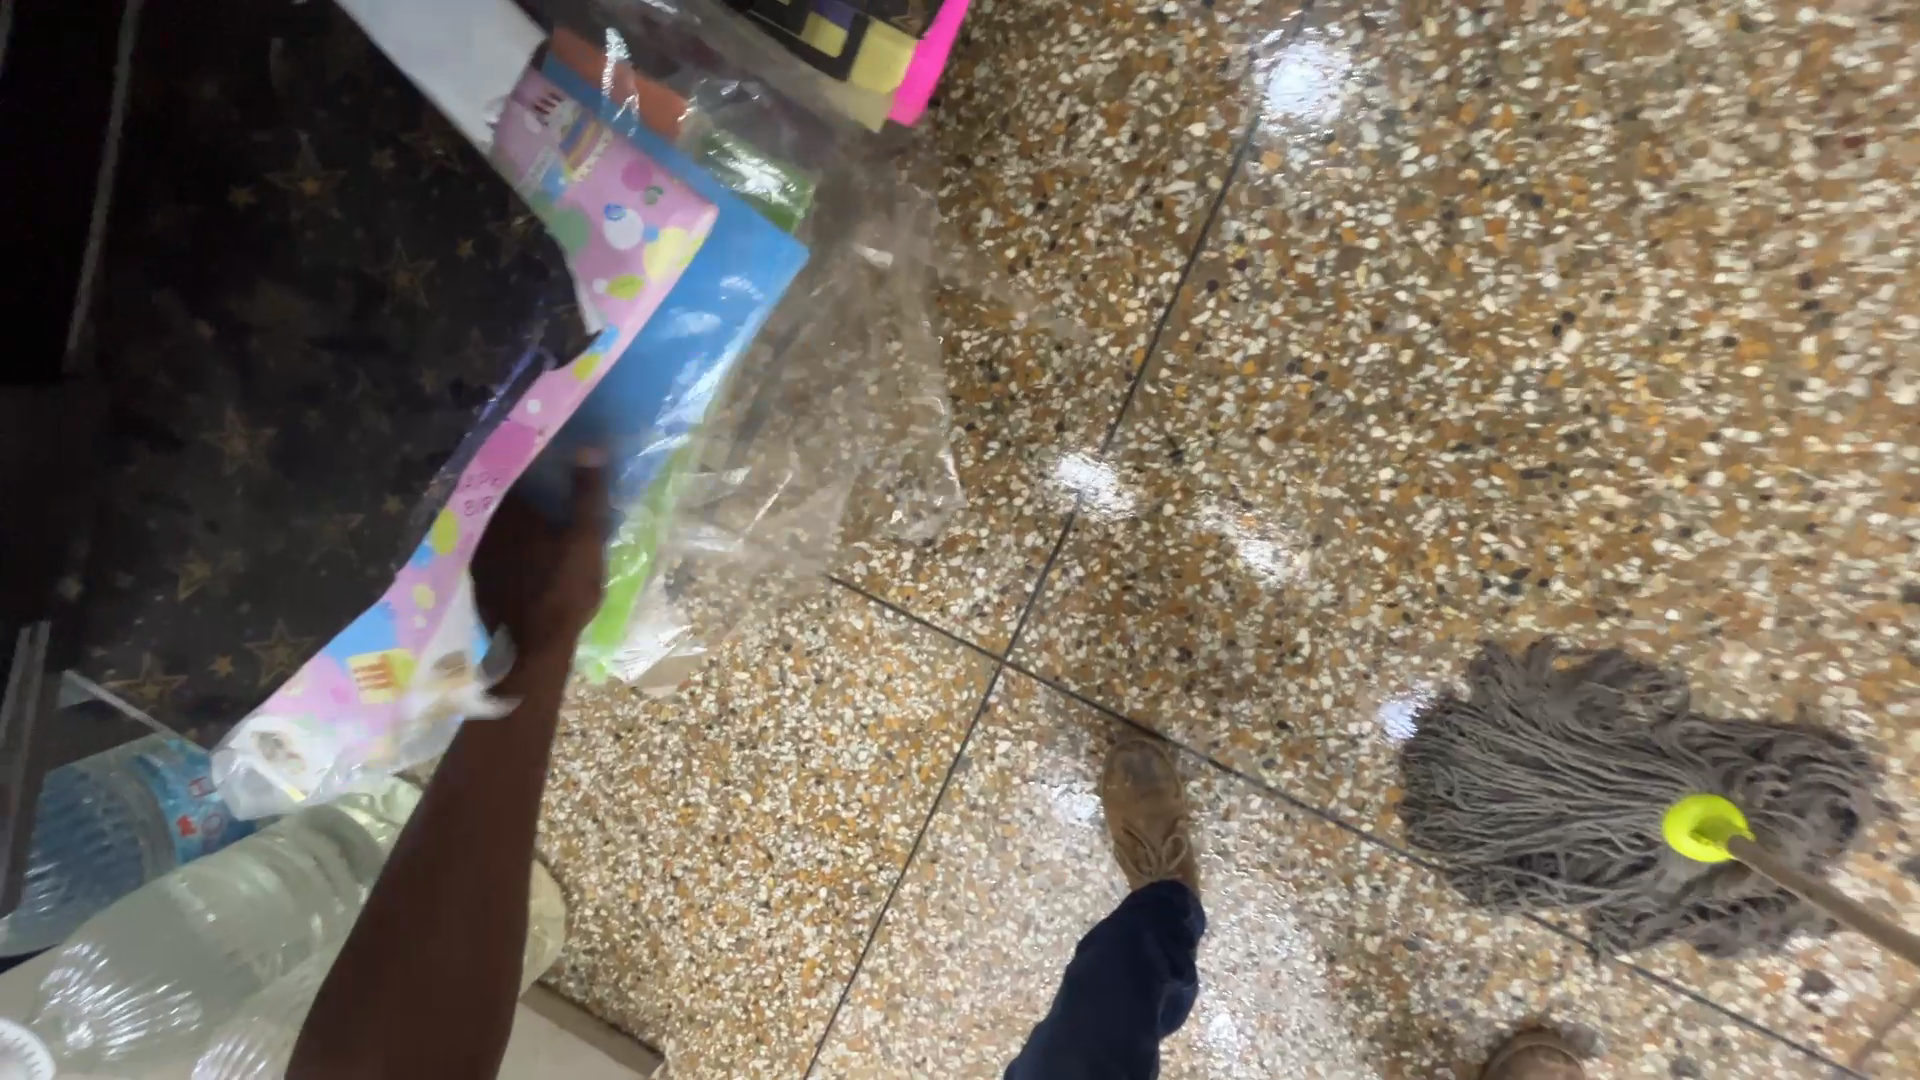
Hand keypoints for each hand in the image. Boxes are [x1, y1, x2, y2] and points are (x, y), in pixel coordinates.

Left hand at [470, 452, 608, 667]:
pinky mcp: (477, 578)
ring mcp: (478, 554)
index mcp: (513, 511)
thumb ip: (588, 494)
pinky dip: (503, 544)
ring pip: (494, 523)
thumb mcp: (587, 539)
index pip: (514, 472)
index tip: (545, 458)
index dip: (529, 463)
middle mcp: (486, 526)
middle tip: (541, 486)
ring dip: (509, 518)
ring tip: (532, 517)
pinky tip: (520, 552)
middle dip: (518, 489)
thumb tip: (592, 446)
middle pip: (501, 496)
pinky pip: (490, 548)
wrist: (533, 646)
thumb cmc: (565, 589)